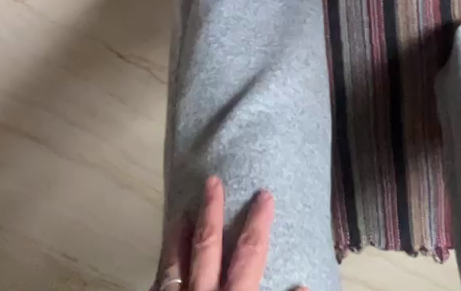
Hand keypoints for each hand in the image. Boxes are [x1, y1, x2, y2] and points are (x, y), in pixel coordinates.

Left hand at [155, 177, 296, 290]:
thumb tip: (304, 285)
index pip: (249, 252)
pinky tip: (163, 263)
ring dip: (178, 237)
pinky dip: (161, 271)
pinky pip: (157, 285)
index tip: (265, 195)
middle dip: (211, 210)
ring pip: (173, 263)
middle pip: (206, 245)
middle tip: (212, 180)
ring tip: (181, 213)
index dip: (259, 222)